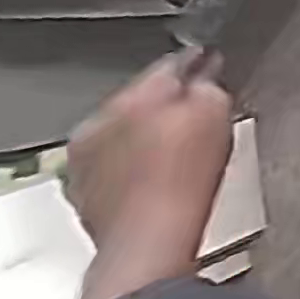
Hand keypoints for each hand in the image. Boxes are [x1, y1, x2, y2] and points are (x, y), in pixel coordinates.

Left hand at [66, 49, 232, 298]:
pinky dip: (133, 159)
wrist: (151, 236)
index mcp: (133, 94)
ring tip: (181, 142)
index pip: (170, 63)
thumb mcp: (217, 110)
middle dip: (169, 99)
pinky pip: (113, 159)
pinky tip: (159, 169)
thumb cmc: (186, 173)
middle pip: (142, 95)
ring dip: (147, 129)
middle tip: (200, 107)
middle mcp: (99, 120)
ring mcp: (84, 158)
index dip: (198, 62)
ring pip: (124, 126)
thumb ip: (209, 83)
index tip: (211, 63)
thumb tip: (204, 76)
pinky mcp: (82, 190)